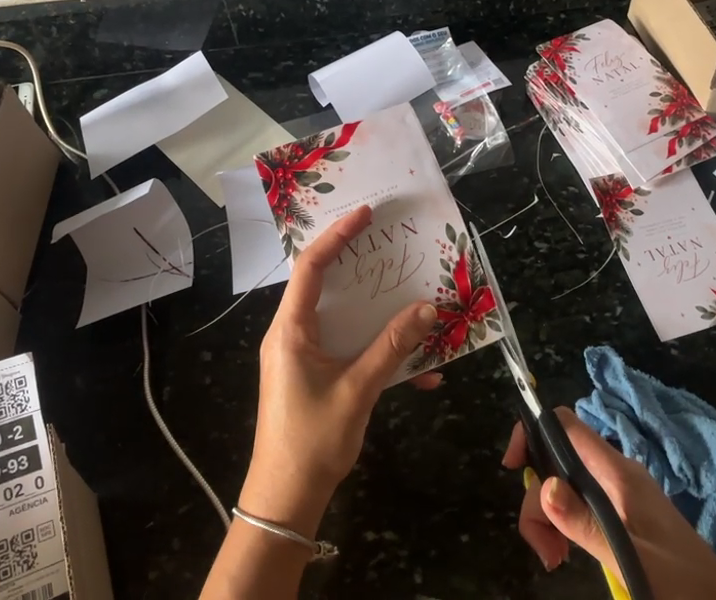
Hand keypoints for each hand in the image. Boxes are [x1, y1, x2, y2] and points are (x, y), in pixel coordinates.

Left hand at [240, 204, 440, 535]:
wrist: (285, 501)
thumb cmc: (313, 440)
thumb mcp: (357, 389)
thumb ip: (392, 347)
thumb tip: (429, 308)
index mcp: (290, 329)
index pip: (311, 267)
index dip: (337, 236)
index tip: (365, 214)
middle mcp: (291, 335)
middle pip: (327, 286)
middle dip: (362, 266)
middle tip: (392, 244)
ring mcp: (302, 356)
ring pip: (343, 318)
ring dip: (378, 313)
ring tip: (414, 298)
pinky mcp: (314, 376)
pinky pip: (349, 349)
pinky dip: (379, 352)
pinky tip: (420, 373)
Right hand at [504, 407, 715, 599]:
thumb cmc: (683, 583)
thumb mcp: (631, 559)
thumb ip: (587, 525)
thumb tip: (543, 486)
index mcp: (618, 472)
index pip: (566, 425)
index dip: (532, 433)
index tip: (512, 467)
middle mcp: (615, 473)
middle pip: (557, 461)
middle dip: (537, 497)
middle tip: (544, 551)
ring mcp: (619, 492)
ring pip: (565, 484)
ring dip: (548, 515)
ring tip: (555, 559)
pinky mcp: (622, 513)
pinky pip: (580, 502)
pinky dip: (564, 522)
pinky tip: (567, 553)